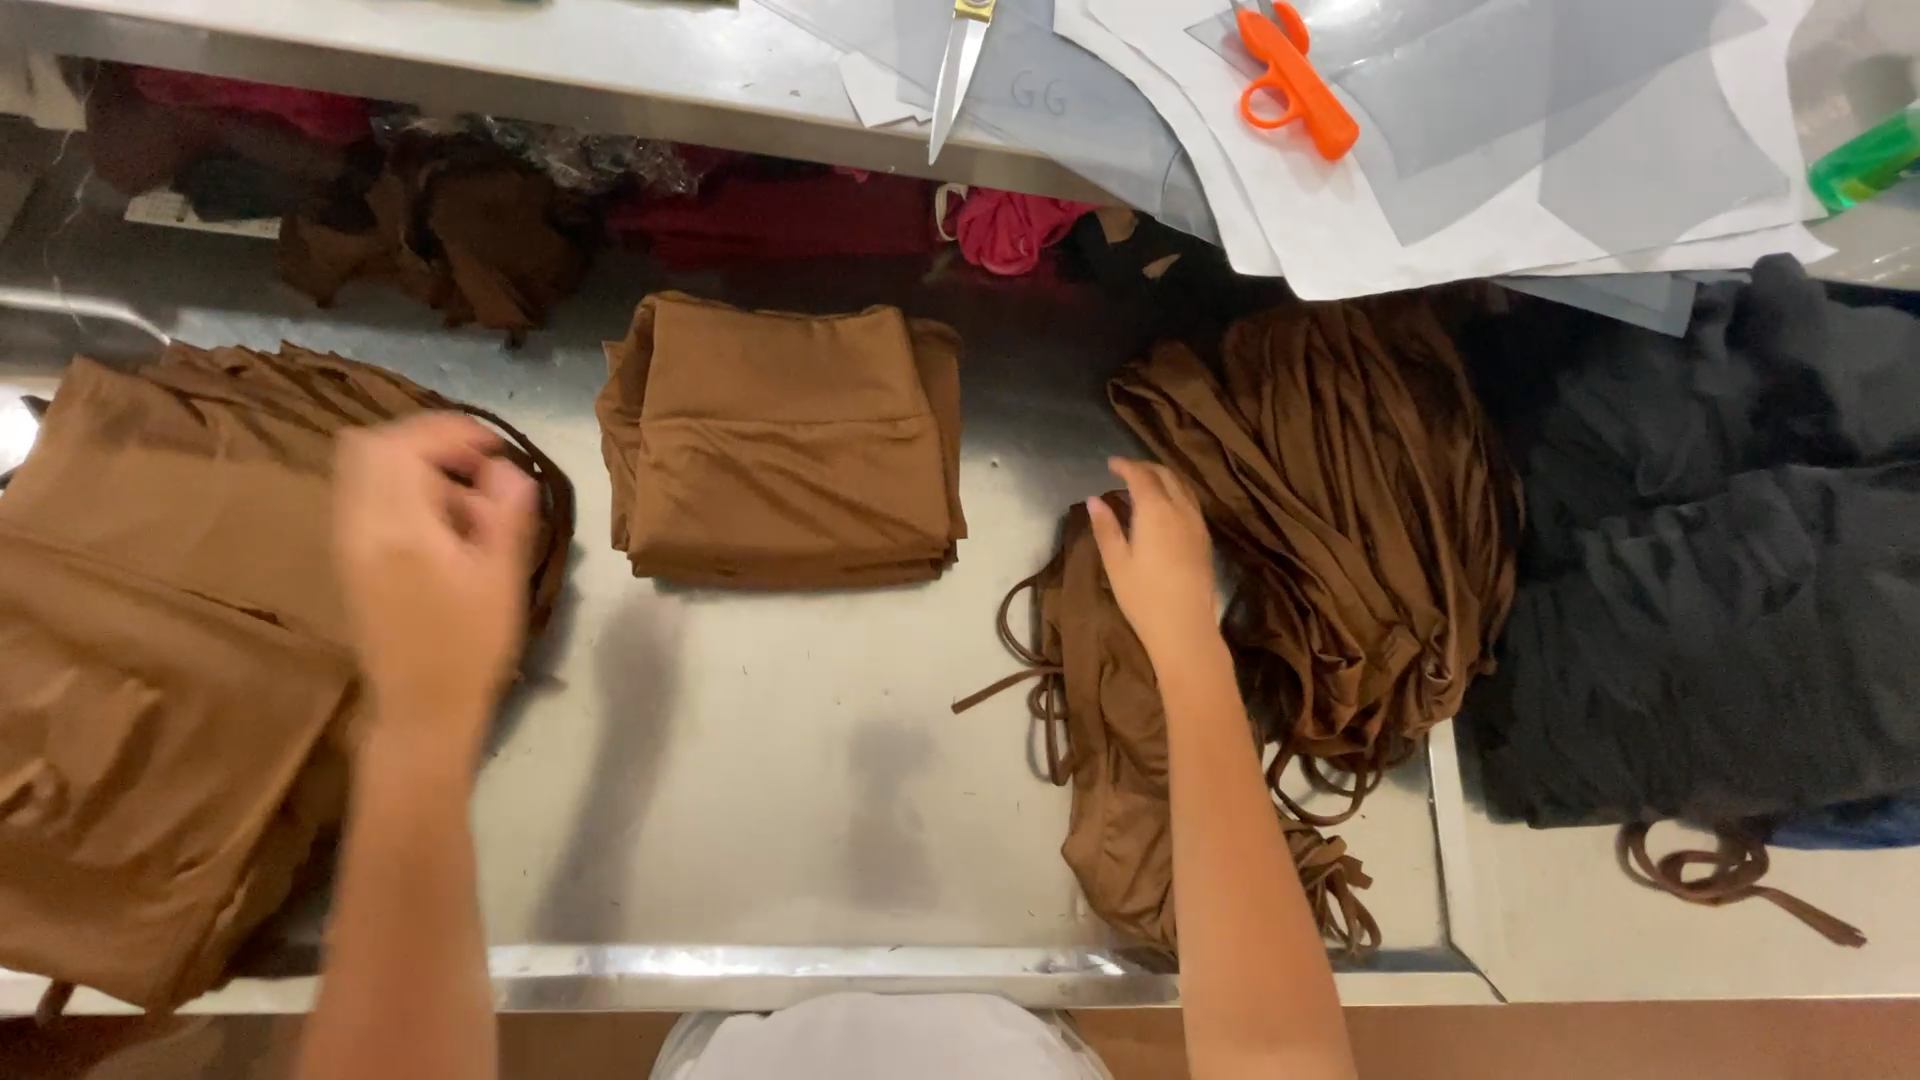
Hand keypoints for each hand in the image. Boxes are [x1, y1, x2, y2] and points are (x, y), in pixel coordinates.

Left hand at [334, 413, 536, 763]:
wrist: (421, 706)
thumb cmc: (471, 645)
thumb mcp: (503, 579)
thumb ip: (506, 515)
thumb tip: (509, 469)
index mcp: (397, 529)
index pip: (402, 445)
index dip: (450, 431)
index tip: (497, 447)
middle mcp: (359, 526)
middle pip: (371, 445)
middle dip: (429, 440)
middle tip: (481, 464)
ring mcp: (349, 541)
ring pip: (365, 469)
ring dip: (418, 463)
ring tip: (471, 495)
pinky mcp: (353, 557)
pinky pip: (368, 496)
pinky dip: (406, 487)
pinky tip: (447, 520)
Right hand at [1086, 457, 1220, 666]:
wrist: (1185, 627)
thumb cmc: (1143, 596)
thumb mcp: (1116, 562)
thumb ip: (1106, 527)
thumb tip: (1095, 500)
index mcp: (1155, 511)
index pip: (1141, 476)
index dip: (1125, 466)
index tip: (1110, 463)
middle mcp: (1180, 510)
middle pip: (1166, 475)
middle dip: (1145, 467)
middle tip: (1126, 470)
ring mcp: (1197, 524)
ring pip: (1183, 487)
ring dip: (1164, 478)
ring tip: (1145, 483)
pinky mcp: (1205, 539)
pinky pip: (1191, 502)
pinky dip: (1176, 493)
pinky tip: (1165, 506)